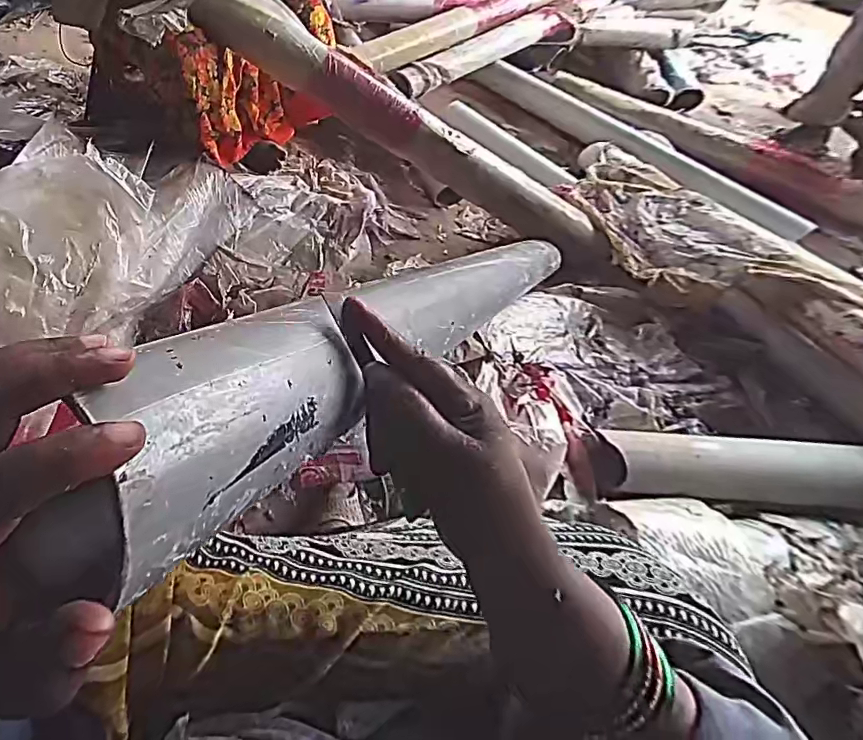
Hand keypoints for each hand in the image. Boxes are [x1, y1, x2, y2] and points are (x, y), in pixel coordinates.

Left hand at [0, 335, 145, 719]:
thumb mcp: (17, 682)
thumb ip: (52, 658)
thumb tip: (94, 620)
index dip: (66, 456)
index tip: (132, 434)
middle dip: (56, 373)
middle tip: (120, 361)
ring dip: (46, 354)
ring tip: (106, 348)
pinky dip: (29, 355)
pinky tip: (73, 354)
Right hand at [339, 298, 542, 562]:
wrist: (510, 558)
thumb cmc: (481, 504)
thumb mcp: (441, 452)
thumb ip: (406, 408)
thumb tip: (376, 371)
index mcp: (466, 399)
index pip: (413, 357)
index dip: (379, 332)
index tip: (352, 305)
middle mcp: (460, 404)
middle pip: (404, 382)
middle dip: (381, 404)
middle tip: (378, 442)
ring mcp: (453, 425)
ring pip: (401, 408)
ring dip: (388, 433)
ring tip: (393, 465)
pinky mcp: (444, 446)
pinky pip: (406, 431)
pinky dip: (395, 447)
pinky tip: (400, 471)